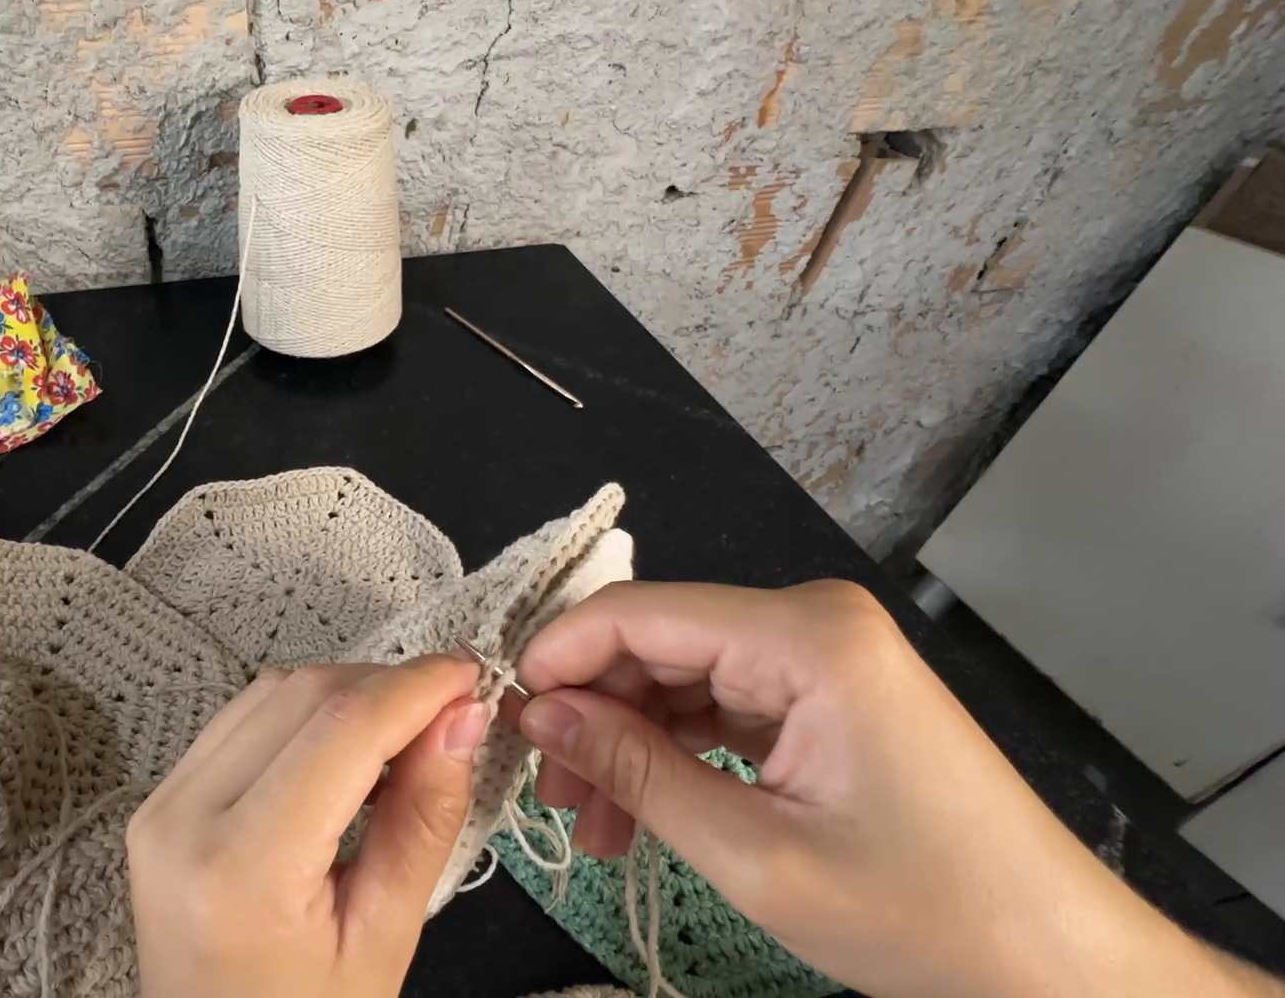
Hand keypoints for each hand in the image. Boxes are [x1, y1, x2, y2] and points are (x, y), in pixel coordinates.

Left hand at [127, 656, 487, 997]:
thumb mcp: (384, 938)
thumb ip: (425, 818)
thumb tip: (462, 717)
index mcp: (243, 868)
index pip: (342, 730)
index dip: (414, 687)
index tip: (470, 674)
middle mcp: (185, 815)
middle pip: (304, 694)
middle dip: (387, 685)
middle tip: (447, 708)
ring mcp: (163, 798)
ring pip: (273, 690)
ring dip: (347, 692)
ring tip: (400, 734)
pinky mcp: (161, 792)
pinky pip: (245, 714)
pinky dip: (306, 710)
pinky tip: (343, 748)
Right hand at [515, 580, 1281, 997]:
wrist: (1068, 974)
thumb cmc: (923, 917)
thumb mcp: (753, 853)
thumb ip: (632, 770)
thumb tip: (534, 715)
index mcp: (803, 635)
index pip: (639, 613)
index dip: (560, 655)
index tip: (507, 713)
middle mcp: (803, 621)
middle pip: (653, 643)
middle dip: (591, 714)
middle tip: (548, 790)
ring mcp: (810, 653)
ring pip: (673, 677)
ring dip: (623, 743)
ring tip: (588, 822)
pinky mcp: (812, 689)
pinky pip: (710, 703)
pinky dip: (667, 752)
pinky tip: (637, 811)